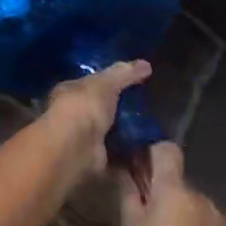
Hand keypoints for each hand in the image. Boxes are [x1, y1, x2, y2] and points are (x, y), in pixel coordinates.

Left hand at [43, 59, 150, 178]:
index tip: (134, 85)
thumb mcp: (104, 84)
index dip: (110, 84)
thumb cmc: (84, 107)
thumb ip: (123, 74)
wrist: (76, 147)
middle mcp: (74, 115)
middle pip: (102, 111)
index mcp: (70, 92)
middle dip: (122, 112)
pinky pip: (118, 156)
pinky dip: (132, 155)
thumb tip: (145, 64)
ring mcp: (85, 139)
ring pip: (111, 134)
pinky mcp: (97, 160)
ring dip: (129, 135)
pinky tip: (150, 151)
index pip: (91, 85)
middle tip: (150, 111)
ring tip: (155, 131)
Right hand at [119, 143, 225, 225]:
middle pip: (181, 187)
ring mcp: (225, 221)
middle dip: (168, 198)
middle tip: (153, 225)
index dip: (154, 154)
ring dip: (187, 220)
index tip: (143, 169)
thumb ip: (128, 194)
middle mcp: (203, 197)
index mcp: (174, 189)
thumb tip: (125, 171)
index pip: (167, 150)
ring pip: (199, 211)